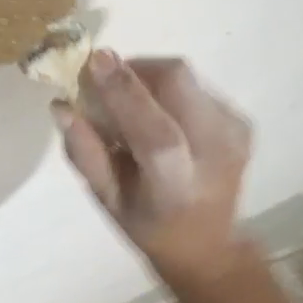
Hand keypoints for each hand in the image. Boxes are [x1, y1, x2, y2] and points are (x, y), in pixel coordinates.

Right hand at [55, 51, 252, 280]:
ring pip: (184, 75)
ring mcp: (235, 132)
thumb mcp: (106, 198)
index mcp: (179, 185)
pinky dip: (164, 88)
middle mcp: (216, 152)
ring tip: (129, 103)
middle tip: (103, 81)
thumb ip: (84, 152)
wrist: (209, 242)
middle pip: (177, 82)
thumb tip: (61, 106)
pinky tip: (156, 113)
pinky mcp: (241, 119)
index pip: (156, 132)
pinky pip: (193, 84)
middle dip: (134, 69)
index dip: (125, 93)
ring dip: (147, 77)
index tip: (94, 60)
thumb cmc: (148, 223)